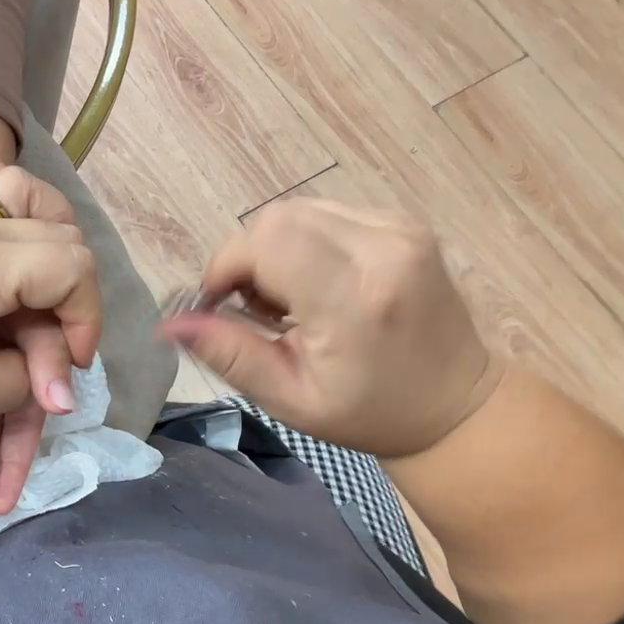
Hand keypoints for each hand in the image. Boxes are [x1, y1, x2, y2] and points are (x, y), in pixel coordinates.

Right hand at [158, 198, 503, 458]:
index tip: (220, 305)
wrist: (455, 402)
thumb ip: (228, 352)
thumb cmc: (365, 412)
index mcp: (354, 300)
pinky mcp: (405, 222)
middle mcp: (382, 250)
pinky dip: (303, 243)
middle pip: (277, 219)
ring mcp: (400, 229)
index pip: (267, 242)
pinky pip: (326, 213)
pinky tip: (315, 282)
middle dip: (247, 259)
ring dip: (274, 249)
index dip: (227, 266)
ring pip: (298, 211)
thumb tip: (169, 323)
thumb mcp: (287, 397)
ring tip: (288, 298)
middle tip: (255, 308)